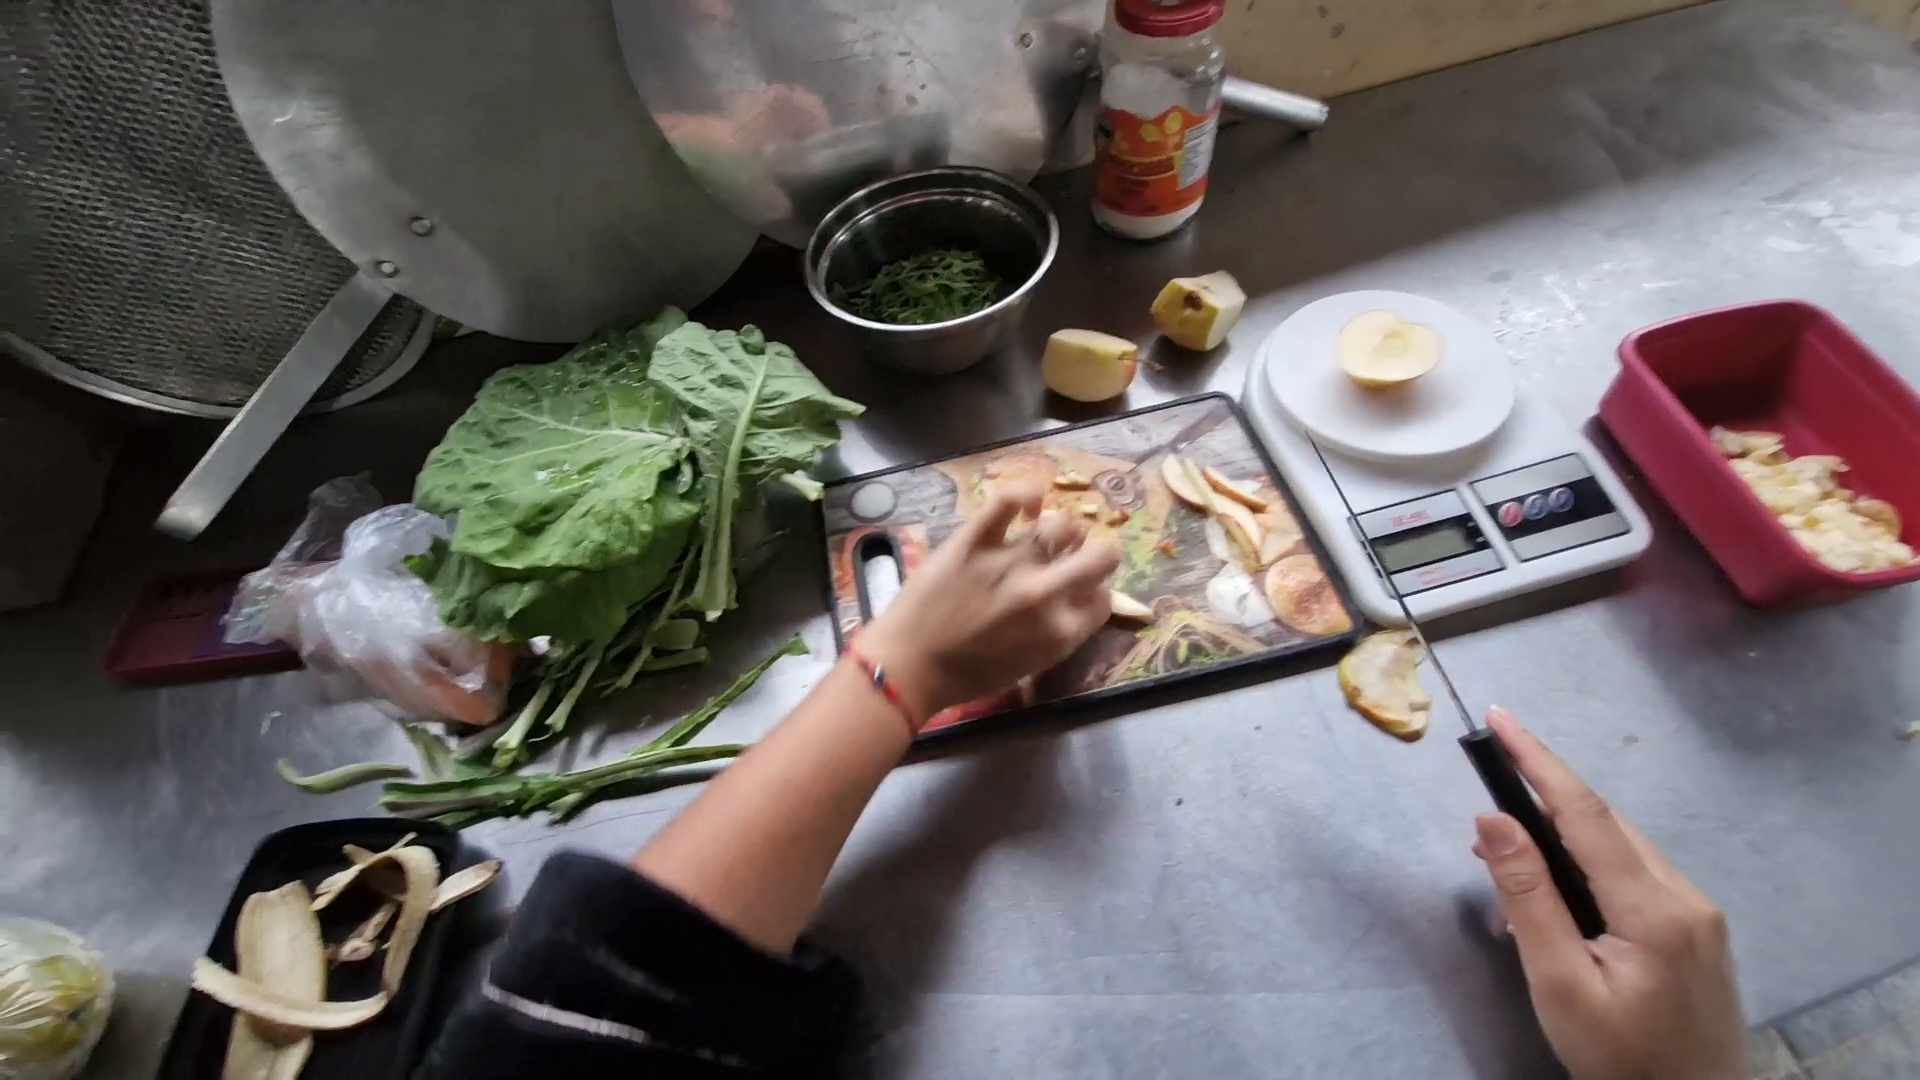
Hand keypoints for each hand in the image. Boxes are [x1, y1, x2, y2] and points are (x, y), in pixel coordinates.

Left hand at [859, 483, 1119, 721]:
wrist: (908, 667)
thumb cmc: (968, 675)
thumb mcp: (1029, 665)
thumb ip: (1059, 632)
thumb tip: (1074, 600)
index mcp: (1060, 632)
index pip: (1104, 599)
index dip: (1093, 593)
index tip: (1076, 592)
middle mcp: (1045, 594)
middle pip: (1103, 557)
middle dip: (1097, 556)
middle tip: (1074, 558)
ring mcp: (1009, 563)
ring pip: (1063, 526)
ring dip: (1061, 531)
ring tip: (1043, 535)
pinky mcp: (974, 540)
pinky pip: (1009, 500)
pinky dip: (1024, 495)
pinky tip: (1026, 505)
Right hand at [1473, 707, 1745, 1079]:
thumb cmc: (1617, 1055)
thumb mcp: (1558, 980)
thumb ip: (1526, 895)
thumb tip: (1491, 817)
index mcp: (1655, 909)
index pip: (1586, 813)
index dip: (1538, 759)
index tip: (1499, 718)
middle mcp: (1686, 897)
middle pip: (1602, 820)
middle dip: (1540, 788)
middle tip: (1483, 785)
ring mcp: (1696, 912)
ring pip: (1615, 841)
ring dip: (1555, 824)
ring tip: (1499, 845)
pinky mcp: (1691, 926)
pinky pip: (1626, 866)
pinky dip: (1578, 853)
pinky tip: (1547, 874)